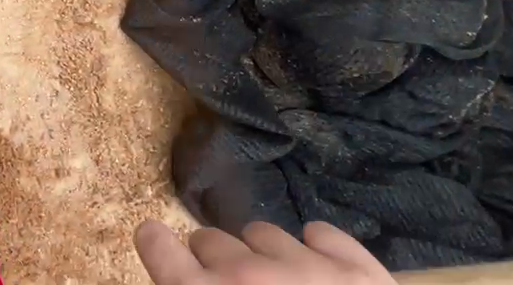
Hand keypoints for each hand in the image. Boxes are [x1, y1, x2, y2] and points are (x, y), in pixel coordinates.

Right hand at [133, 220, 394, 284]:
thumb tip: (192, 283)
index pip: (153, 241)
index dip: (162, 250)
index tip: (176, 262)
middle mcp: (241, 271)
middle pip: (209, 239)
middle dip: (223, 265)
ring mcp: (302, 267)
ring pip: (263, 233)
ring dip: (271, 259)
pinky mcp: (359, 270)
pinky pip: (322, 232)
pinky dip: (321, 250)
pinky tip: (329, 277)